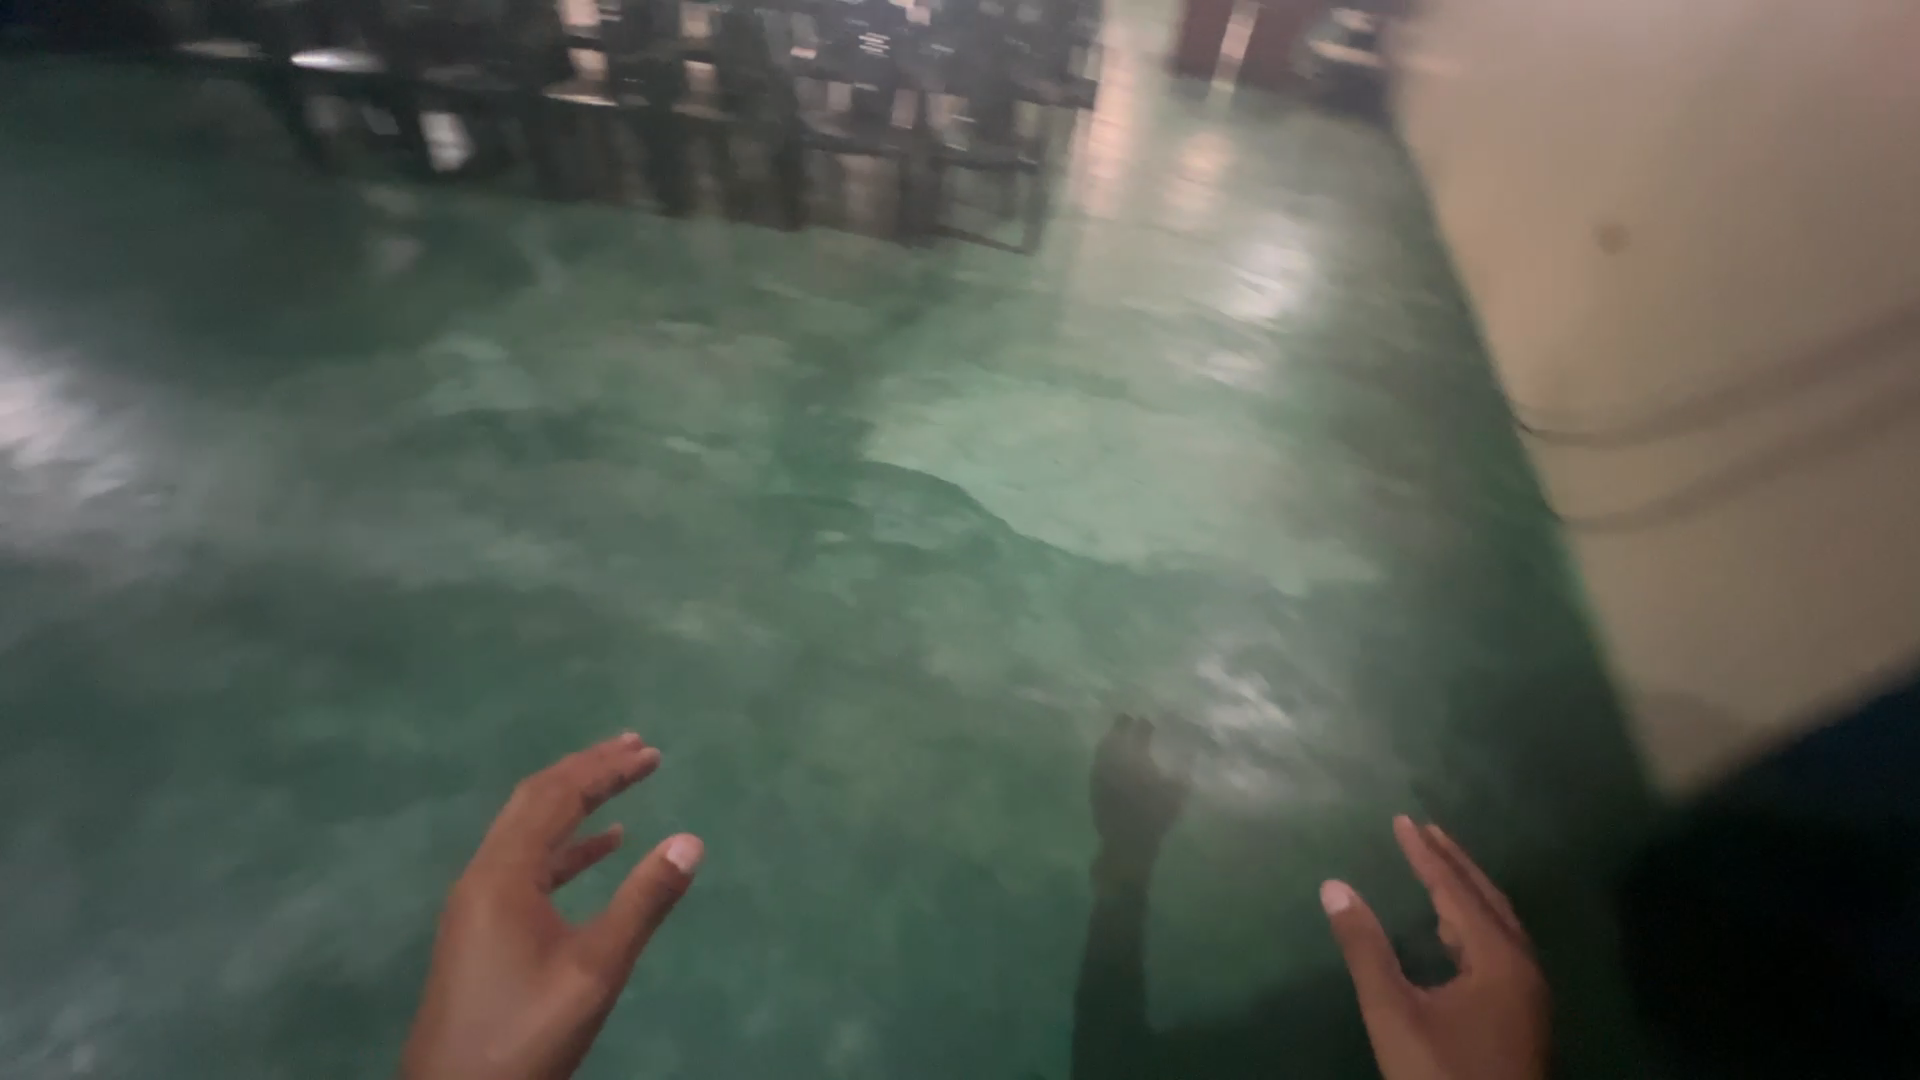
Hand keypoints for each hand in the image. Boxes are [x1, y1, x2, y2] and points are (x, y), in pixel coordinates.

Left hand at [402, 734, 703, 1079]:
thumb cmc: (526, 1037)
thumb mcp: (596, 969)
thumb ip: (645, 900)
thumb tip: (692, 841)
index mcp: (503, 877)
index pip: (557, 797)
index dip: (604, 769)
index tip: (650, 752)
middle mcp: (483, 877)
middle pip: (537, 800)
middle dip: (588, 769)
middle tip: (637, 748)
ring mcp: (479, 904)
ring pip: (531, 828)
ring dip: (578, 799)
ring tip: (624, 779)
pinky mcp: (485, 928)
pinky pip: (531, 862)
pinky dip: (571, 842)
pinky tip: (607, 844)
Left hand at [1090, 715, 1190, 876]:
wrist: (1126, 839)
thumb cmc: (1155, 816)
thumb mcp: (1177, 792)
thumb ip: (1184, 767)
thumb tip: (1191, 748)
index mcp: (1136, 757)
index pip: (1139, 734)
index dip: (1143, 726)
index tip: (1147, 720)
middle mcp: (1115, 759)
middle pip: (1117, 735)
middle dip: (1122, 725)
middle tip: (1127, 717)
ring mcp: (1101, 770)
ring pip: (1104, 746)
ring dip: (1111, 736)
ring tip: (1116, 732)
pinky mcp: (1094, 783)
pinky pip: (1098, 760)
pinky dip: (1103, 752)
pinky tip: (1107, 754)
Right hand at [1321, 816, 1548, 1079]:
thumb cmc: (1442, 1073)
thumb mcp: (1393, 1012)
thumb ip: (1365, 947)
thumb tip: (1334, 886)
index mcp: (1498, 962)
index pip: (1455, 892)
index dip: (1425, 854)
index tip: (1401, 820)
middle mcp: (1521, 970)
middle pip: (1487, 900)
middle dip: (1454, 862)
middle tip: (1424, 829)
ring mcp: (1525, 996)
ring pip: (1497, 923)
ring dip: (1465, 889)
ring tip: (1436, 864)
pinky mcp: (1518, 1015)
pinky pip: (1497, 944)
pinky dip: (1471, 918)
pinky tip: (1450, 927)